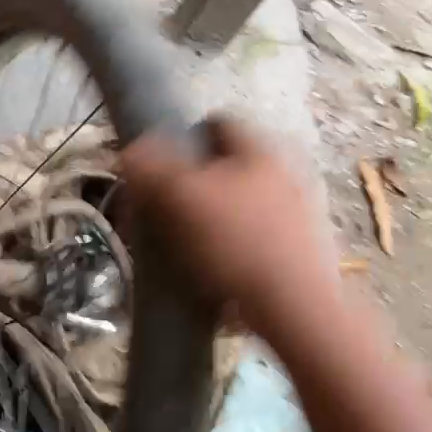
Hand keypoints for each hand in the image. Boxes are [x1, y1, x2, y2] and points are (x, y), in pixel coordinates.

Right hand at [120, 118, 337, 333]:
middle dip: (196, 178)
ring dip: (212, 212)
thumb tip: (130, 150)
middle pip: (229, 163)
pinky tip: (211, 261)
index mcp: (259, 151)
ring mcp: (299, 213)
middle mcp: (285, 173)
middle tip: (166, 200)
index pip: (219, 122)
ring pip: (240, 199)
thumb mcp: (178, 196)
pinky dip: (231, 240)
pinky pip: (254, 232)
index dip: (186, 134)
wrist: (296, 309)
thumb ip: (149, 166)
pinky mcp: (301, 249)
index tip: (162, 158)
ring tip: (183, 236)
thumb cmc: (234, 241)